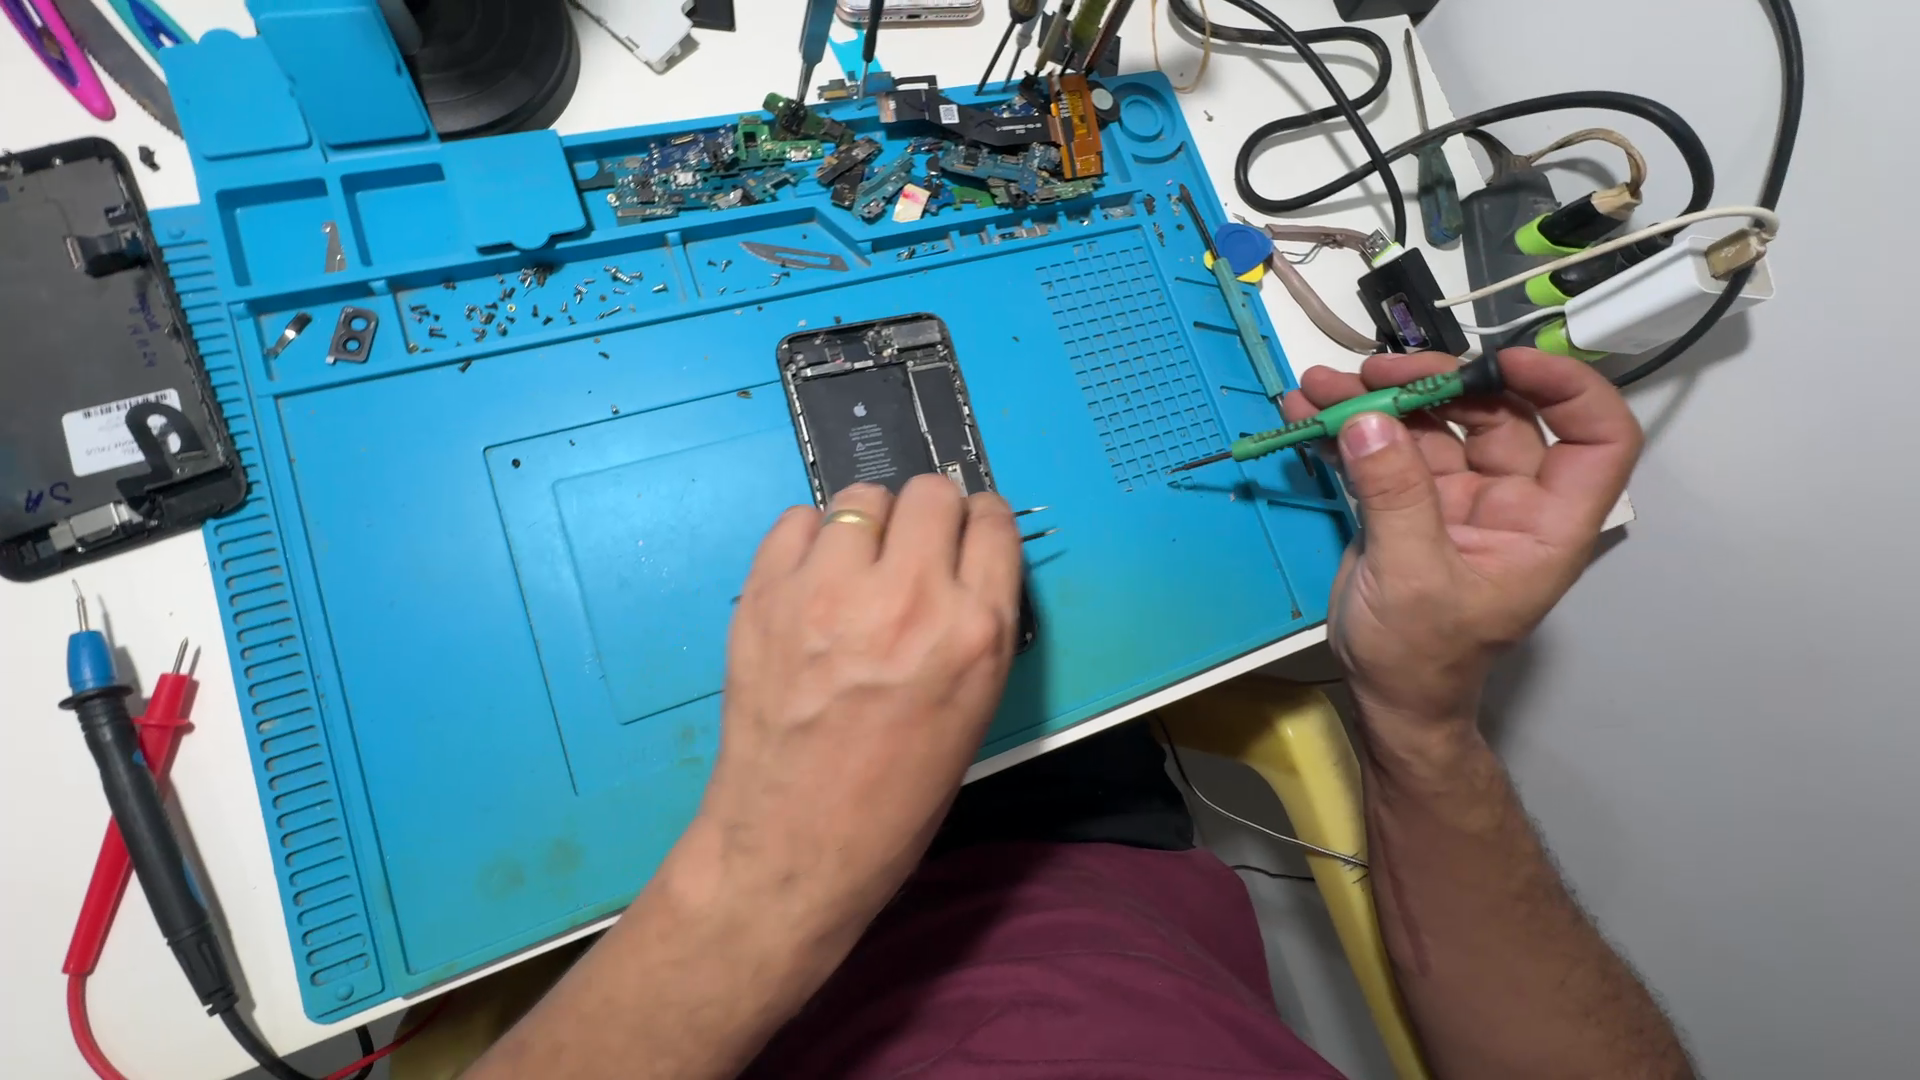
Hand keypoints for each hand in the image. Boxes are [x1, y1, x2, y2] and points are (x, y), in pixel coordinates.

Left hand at [672, 475, 1022, 957]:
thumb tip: (959, 555)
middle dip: (930, 514)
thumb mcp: (975, 705)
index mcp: (975, 631)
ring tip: (856, 569)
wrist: (797, 843)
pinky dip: (812, 541)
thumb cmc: (902, 790)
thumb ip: (975, 619)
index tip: (966, 533)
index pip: (993, 522)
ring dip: (868, 525)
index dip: (981, 522)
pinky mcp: (766, 594)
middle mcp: (908, 596)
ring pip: (862, 498)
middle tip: (911, 552)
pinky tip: (813, 582)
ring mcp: (829, 591)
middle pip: (931, 493)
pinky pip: (797, 520)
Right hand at [1283, 348, 1641, 733]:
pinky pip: (1379, 454)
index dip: (1564, 389)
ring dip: (1373, 403)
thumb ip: (1395, 497)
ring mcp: (1450, 499)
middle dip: (1433, 385)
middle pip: (1491, 416)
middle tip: (1371, 374)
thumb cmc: (1421, 653)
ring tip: (1318, 387)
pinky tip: (1306, 414)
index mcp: (1543, 522)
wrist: (1383, 692)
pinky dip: (1344, 433)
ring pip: (1425, 429)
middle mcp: (1505, 500)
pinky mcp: (1401, 504)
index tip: (1500, 363)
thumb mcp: (1412, 577)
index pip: (1594, 438)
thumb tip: (1366, 421)